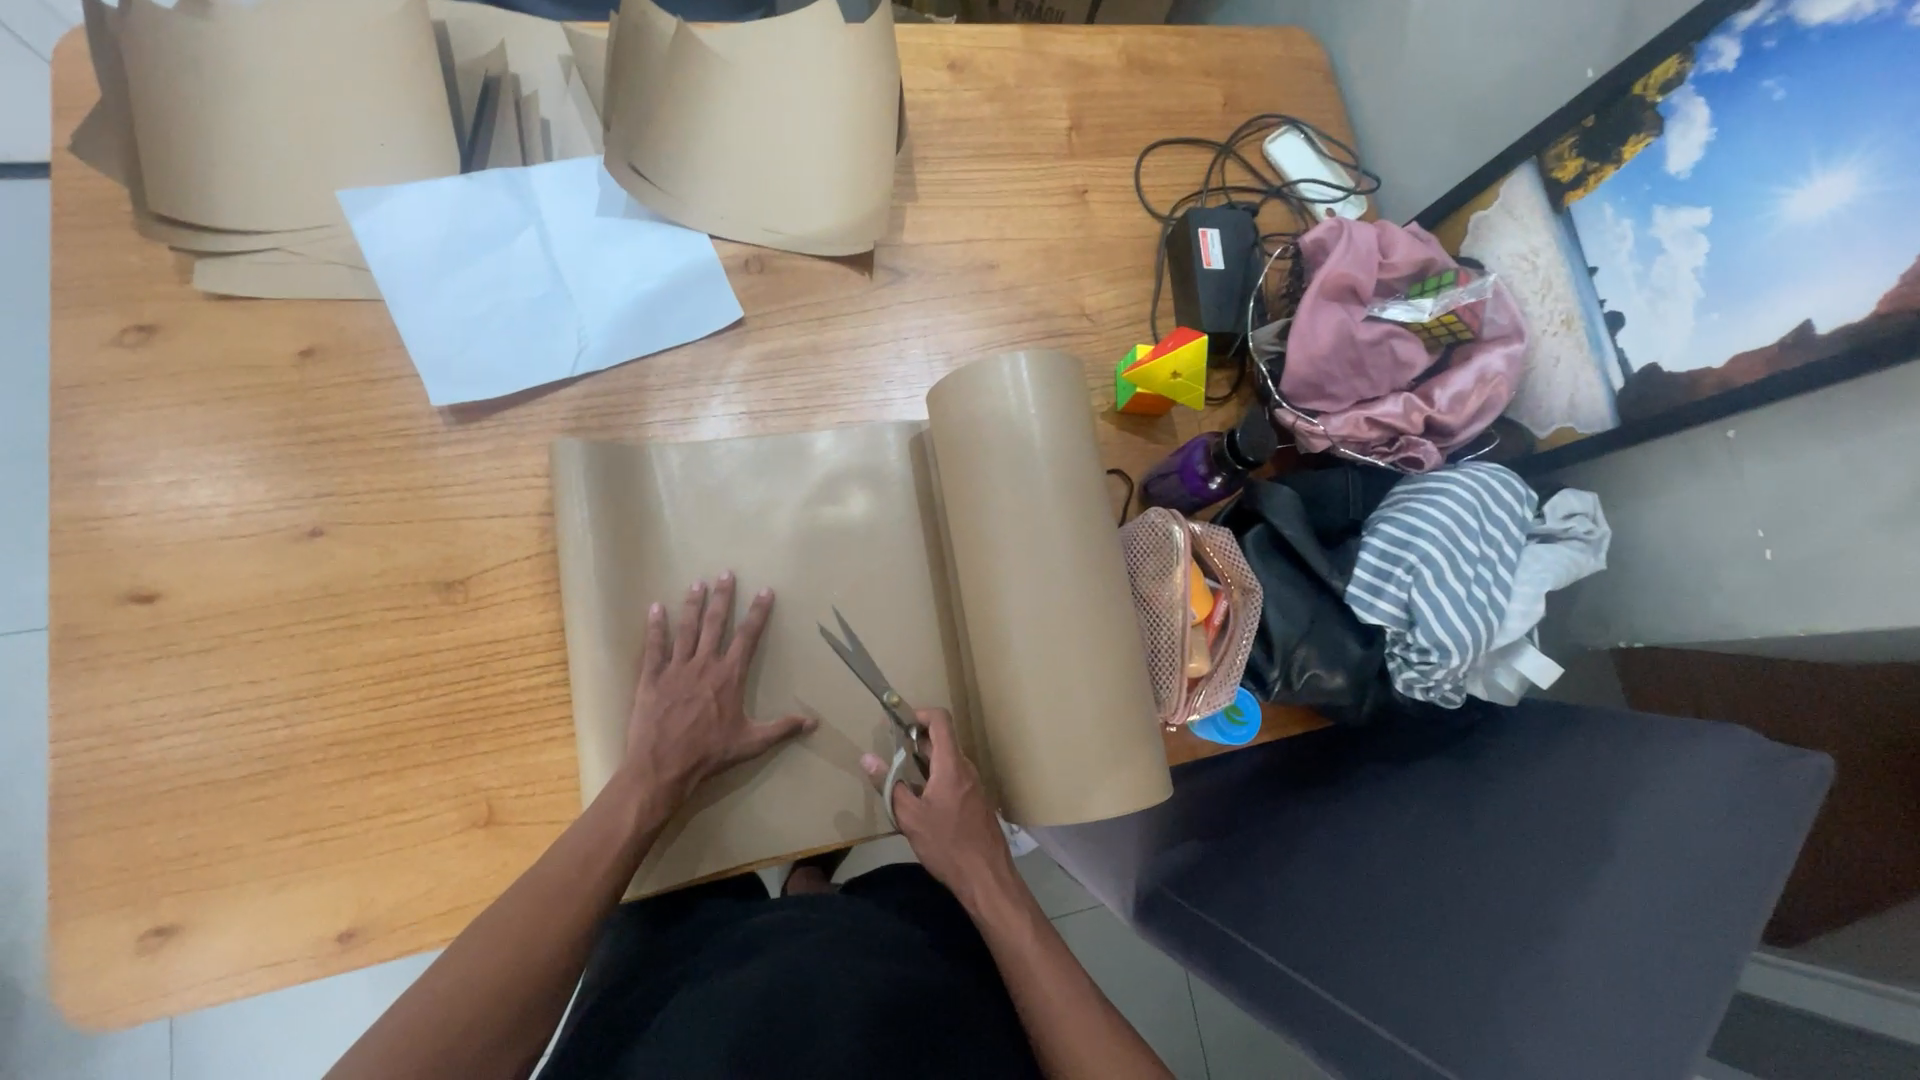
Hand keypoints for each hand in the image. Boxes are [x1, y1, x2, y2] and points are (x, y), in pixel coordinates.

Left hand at [624, 573, 814, 810]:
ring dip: (692, 605)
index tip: (766, 591)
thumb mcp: (752, 743)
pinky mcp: (651, 679)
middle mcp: (704, 664)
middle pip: (715, 623)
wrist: (663, 767)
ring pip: (685, 629)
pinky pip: (653, 647)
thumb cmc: (710, 754)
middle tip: (726, 573)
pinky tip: (655, 608)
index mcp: (729, 676)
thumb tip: (814, 723)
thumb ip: (782, 729)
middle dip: (723, 597)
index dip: (758, 613)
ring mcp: (675, 669)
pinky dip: (655, 627)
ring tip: (697, 583)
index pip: (748, 636)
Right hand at [863, 708, 1014, 905]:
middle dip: (916, 742)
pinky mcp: (976, 800)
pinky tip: (922, 802)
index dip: (920, 714)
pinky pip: (955, 777)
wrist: (987, 877)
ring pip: (948, 761)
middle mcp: (966, 768)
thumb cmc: (947, 845)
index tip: (898, 723)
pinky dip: (936, 778)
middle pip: (943, 740)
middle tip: (891, 754)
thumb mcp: (910, 817)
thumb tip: (867, 758)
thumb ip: (889, 785)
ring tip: (902, 780)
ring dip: (925, 762)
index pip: (941, 720)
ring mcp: (974, 784)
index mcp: (951, 765)